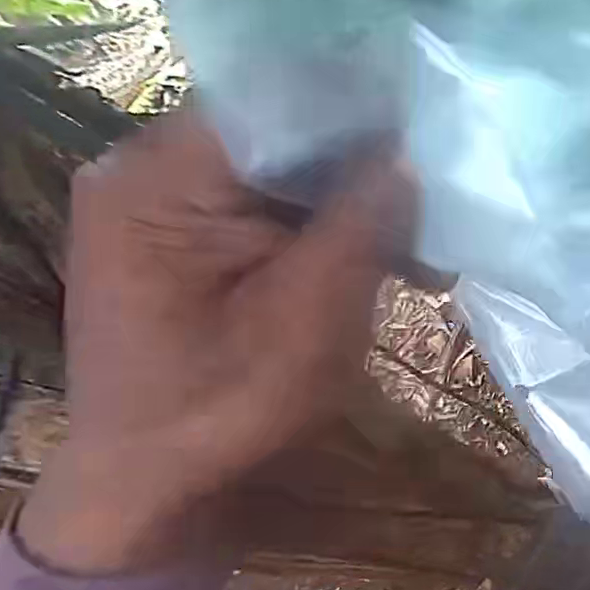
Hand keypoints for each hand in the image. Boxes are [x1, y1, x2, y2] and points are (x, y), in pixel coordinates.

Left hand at [19, 111, 412, 573]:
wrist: (155, 487)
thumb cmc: (225, 407)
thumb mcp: (310, 314)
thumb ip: (360, 221)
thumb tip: (407, 149)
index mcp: (158, 180)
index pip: (272, 102)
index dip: (358, 108)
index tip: (430, 127)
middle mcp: (151, 172)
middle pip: (281, 132)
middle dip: (365, 162)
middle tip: (437, 196)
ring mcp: (169, 203)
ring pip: (286, 171)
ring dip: (357, 201)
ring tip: (424, 244)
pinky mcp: (193, 235)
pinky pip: (275, 206)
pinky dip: (332, 227)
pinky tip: (386, 258)